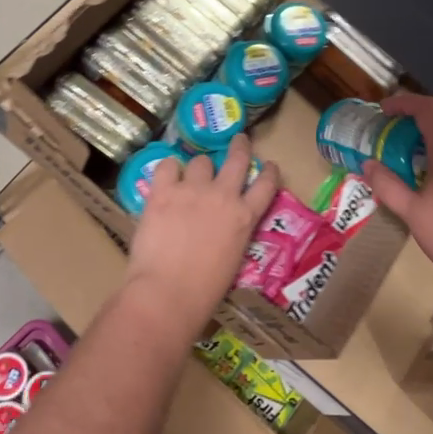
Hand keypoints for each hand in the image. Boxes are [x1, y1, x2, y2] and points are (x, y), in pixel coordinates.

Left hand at [124, 134, 279, 330]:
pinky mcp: (163, 191)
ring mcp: (193, 190)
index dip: (269, 172)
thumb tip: (223, 230)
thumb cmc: (203, 293)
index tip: (269, 165)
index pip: (266, 186)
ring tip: (191, 175)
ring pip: (201, 161)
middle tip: (239, 139)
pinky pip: (168, 166)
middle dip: (240, 147)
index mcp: (245, 218)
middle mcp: (223, 196)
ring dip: (199, 168)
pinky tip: (166, 176)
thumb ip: (232, 236)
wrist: (167, 294)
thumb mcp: (233, 261)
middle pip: (237, 159)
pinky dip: (169, 169)